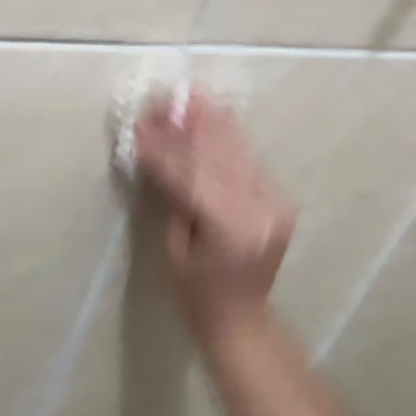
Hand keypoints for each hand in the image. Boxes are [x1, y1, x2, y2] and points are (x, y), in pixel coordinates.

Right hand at [134, 88, 295, 335]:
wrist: (240, 318)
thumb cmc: (197, 294)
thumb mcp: (175, 247)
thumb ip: (173, 198)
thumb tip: (157, 154)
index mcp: (234, 228)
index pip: (192, 176)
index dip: (163, 150)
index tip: (139, 126)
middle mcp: (262, 209)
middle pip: (217, 157)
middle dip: (186, 128)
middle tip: (161, 101)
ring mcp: (275, 202)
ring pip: (236, 153)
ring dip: (209, 123)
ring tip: (186, 97)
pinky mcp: (277, 198)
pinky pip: (247, 161)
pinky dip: (226, 138)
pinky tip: (211, 115)